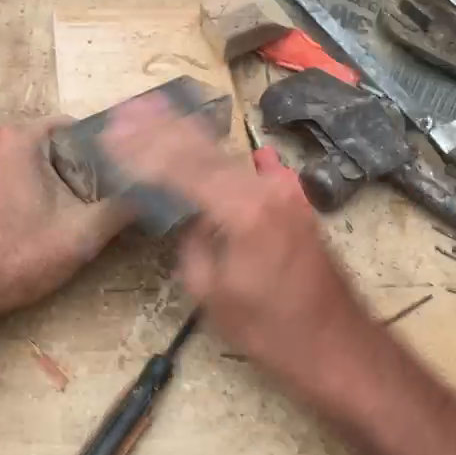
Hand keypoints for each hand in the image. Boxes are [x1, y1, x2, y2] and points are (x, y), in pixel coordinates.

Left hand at [0, 117, 132, 325]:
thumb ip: (124, 206)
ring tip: (67, 215)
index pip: (75, 128)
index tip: (113, 183)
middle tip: (91, 205)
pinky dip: (26, 186)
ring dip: (51, 180)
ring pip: (30, 158)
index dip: (100, 154)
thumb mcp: (82, 234)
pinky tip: (35, 219)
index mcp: (17, 136)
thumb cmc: (16, 259)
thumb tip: (155, 191)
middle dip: (74, 170)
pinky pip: (8, 170)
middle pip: (52, 143)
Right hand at [102, 95, 374, 393]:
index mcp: (240, 209)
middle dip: (163, 128)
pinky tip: (207, 138)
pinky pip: (252, 169)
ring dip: (190, 135)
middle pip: (203, 150)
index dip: (144, 149)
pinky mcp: (293, 201)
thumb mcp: (214, 294)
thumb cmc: (273, 332)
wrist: (340, 345)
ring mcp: (284, 191)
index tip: (114, 132)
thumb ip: (192, 243)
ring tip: (156, 111)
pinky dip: (225, 156)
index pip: (180, 167)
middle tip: (129, 109)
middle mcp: (264, 188)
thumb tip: (186, 217)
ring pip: (227, 155)